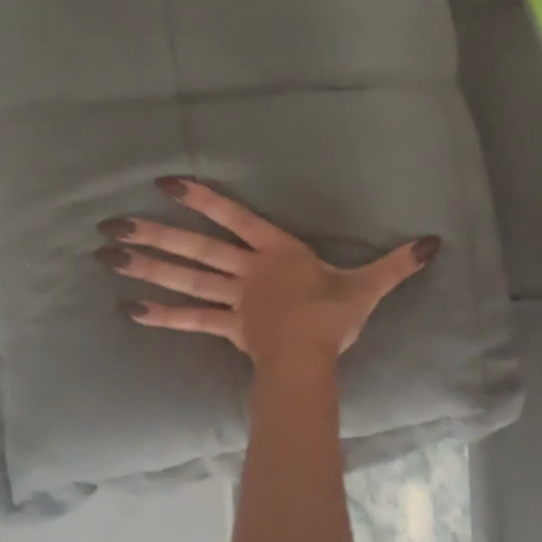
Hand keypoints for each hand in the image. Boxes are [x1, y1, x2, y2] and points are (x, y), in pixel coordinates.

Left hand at [96, 177, 440, 368]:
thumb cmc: (335, 316)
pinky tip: (128, 309)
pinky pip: (189, 320)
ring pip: (184, 280)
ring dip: (147, 267)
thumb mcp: (368, 285)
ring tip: (108, 255)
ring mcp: (233, 300)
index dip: (203, 199)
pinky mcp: (226, 328)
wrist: (312, 359)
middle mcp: (247, 270)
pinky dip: (160, 315)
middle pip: (196, 249)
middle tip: (111, 223)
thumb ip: (396, 263)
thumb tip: (434, 243)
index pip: (236, 218)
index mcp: (277, 251)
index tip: (166, 182)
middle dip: (154, 234)